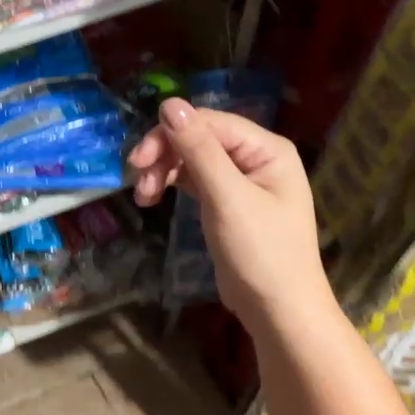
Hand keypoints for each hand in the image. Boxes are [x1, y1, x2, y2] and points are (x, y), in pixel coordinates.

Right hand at [128, 98, 331, 326]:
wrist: (277, 310)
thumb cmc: (260, 252)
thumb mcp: (227, 198)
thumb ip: (198, 150)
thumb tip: (169, 104)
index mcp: (267, 149)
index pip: (209, 123)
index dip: (170, 133)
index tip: (137, 160)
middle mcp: (256, 157)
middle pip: (198, 137)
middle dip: (164, 154)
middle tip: (137, 179)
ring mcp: (241, 180)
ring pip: (191, 158)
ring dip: (163, 170)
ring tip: (143, 197)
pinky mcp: (226, 202)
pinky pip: (193, 179)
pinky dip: (171, 184)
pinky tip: (154, 198)